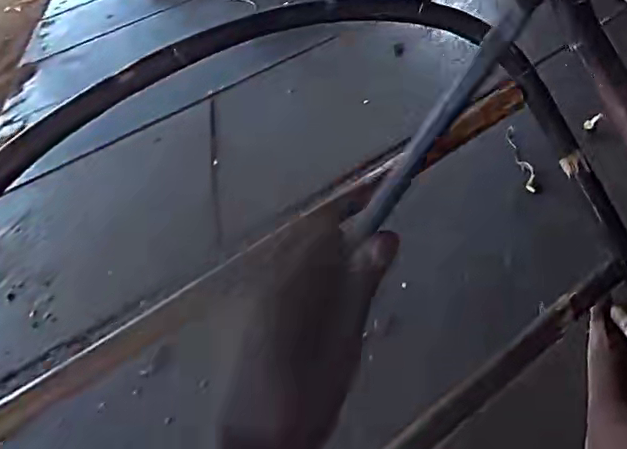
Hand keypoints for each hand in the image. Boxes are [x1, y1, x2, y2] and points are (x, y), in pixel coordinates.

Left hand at [215, 218, 399, 448]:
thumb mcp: (346, 340)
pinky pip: (275, 268)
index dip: (352, 206)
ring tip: (340, 280)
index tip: (376, 203)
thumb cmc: (306, 394)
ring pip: (291, 248)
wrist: (255, 443)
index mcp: (289, 273)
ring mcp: (247, 287)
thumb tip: (387, 235)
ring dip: (318, 251)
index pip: (324, 219)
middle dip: (337, 232)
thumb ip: (362, 281)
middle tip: (365, 252)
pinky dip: (298, 270)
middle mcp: (262, 270)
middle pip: (306, 230)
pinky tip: (310, 301)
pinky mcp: (239, 305)